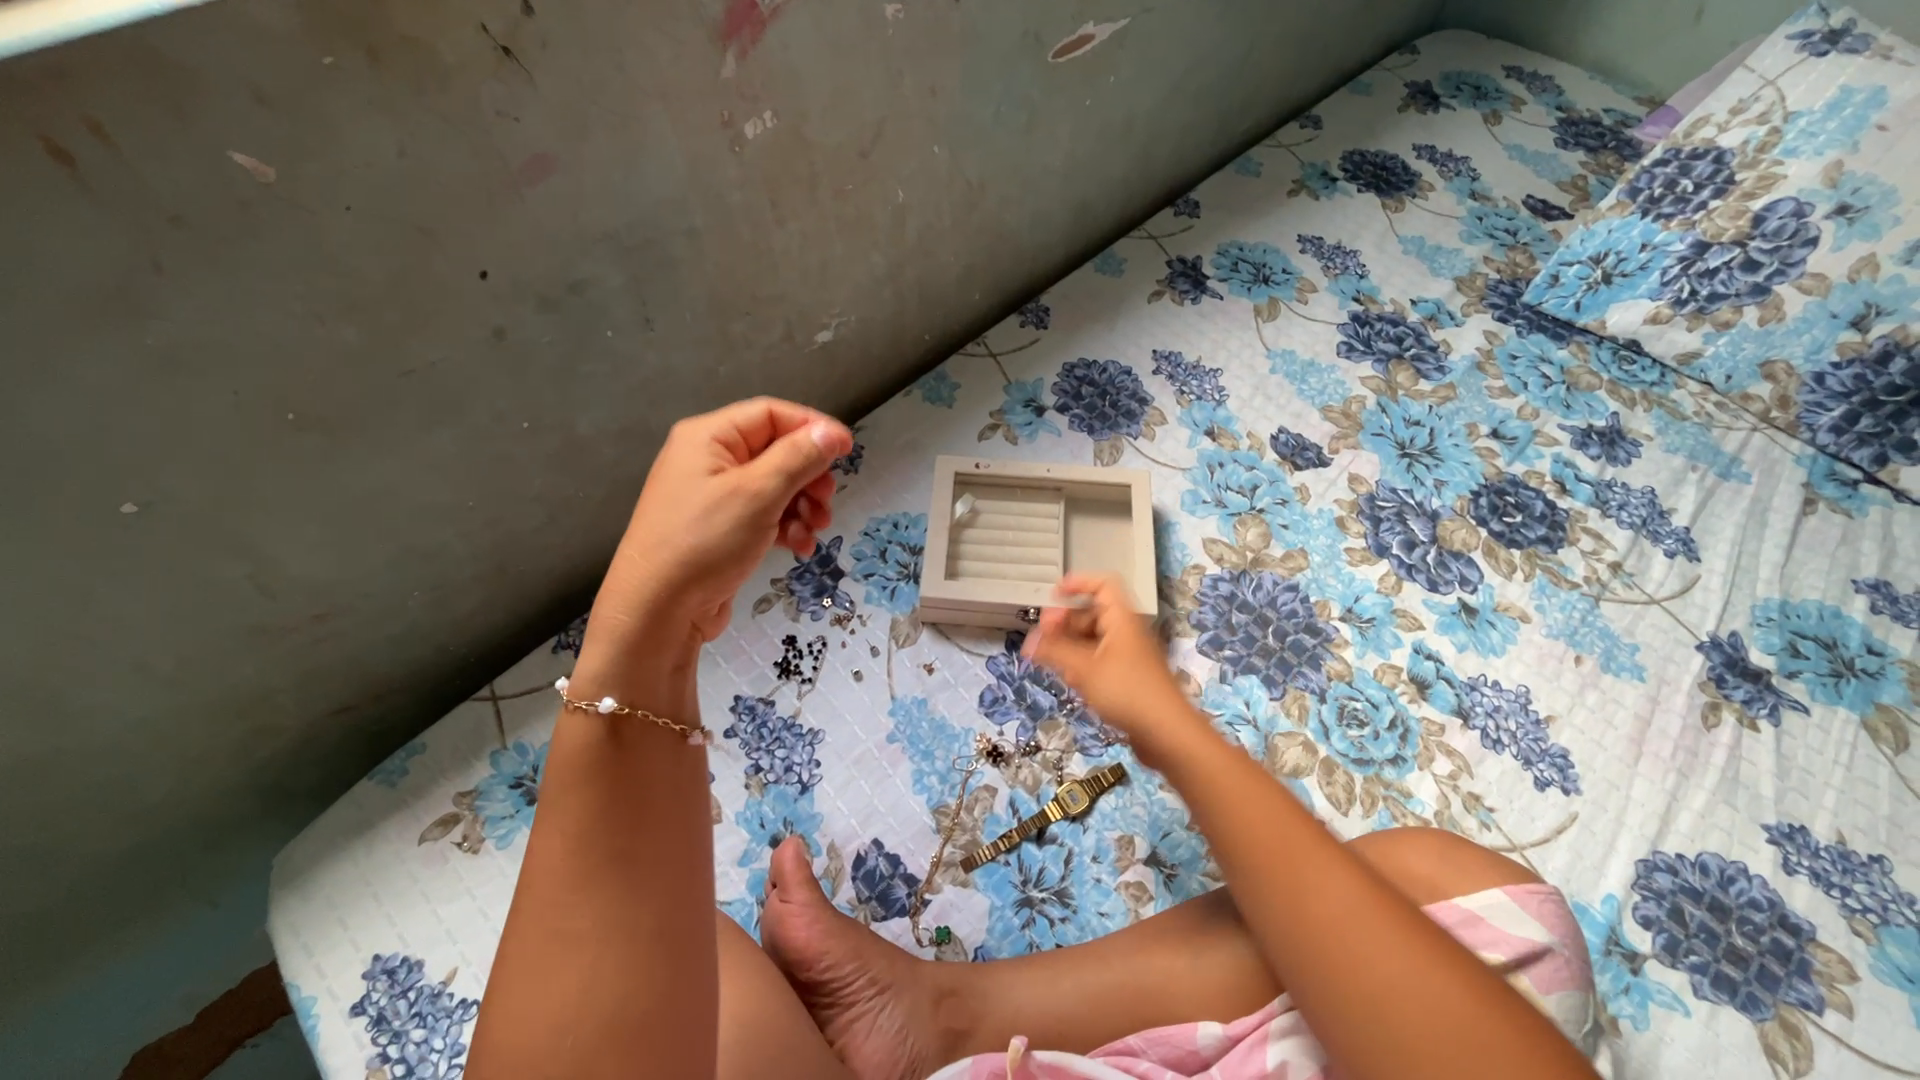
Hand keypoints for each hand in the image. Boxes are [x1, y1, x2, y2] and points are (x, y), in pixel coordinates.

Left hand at [591, 398, 852, 649]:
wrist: (657, 611)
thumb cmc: (706, 542)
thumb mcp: (758, 493)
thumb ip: (799, 458)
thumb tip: (832, 433)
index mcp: (710, 437)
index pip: (771, 414)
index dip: (812, 428)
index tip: (848, 453)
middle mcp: (708, 460)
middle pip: (775, 451)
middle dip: (808, 476)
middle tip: (828, 500)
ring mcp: (712, 497)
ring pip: (774, 487)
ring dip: (803, 506)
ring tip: (817, 529)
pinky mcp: (719, 530)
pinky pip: (762, 516)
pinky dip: (786, 527)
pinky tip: (800, 548)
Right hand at [1021, 574, 1207, 760]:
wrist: (1166, 732)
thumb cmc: (1126, 692)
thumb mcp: (1084, 669)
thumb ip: (1054, 651)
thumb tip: (1029, 640)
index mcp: (1121, 619)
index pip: (1102, 585)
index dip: (1078, 583)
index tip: (1052, 595)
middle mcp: (1126, 632)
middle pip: (1093, 614)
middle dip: (1065, 622)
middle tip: (1043, 637)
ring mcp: (1128, 656)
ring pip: (1093, 640)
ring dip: (1070, 646)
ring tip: (1052, 662)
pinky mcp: (1128, 678)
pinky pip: (1099, 661)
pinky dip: (1082, 665)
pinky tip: (1071, 682)